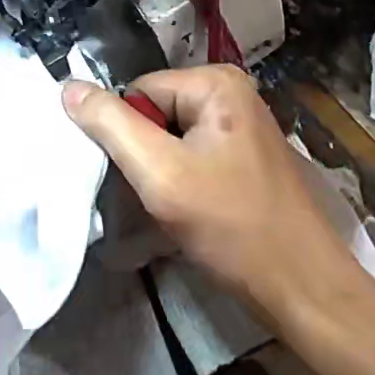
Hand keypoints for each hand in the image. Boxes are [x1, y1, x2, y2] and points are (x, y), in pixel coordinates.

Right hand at [63, 67, 374, 374]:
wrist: (306, 292)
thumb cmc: (233, 226)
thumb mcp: (161, 173)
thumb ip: (110, 125)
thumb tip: (67, 87)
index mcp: (215, 81)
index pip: (138, 92)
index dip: (129, 135)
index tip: (140, 177)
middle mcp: (230, 91)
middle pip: (154, 112)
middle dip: (146, 153)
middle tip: (158, 195)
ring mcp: (240, 124)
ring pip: (170, 137)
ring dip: (161, 170)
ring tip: (174, 206)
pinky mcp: (244, 155)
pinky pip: (191, 153)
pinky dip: (181, 180)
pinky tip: (192, 210)